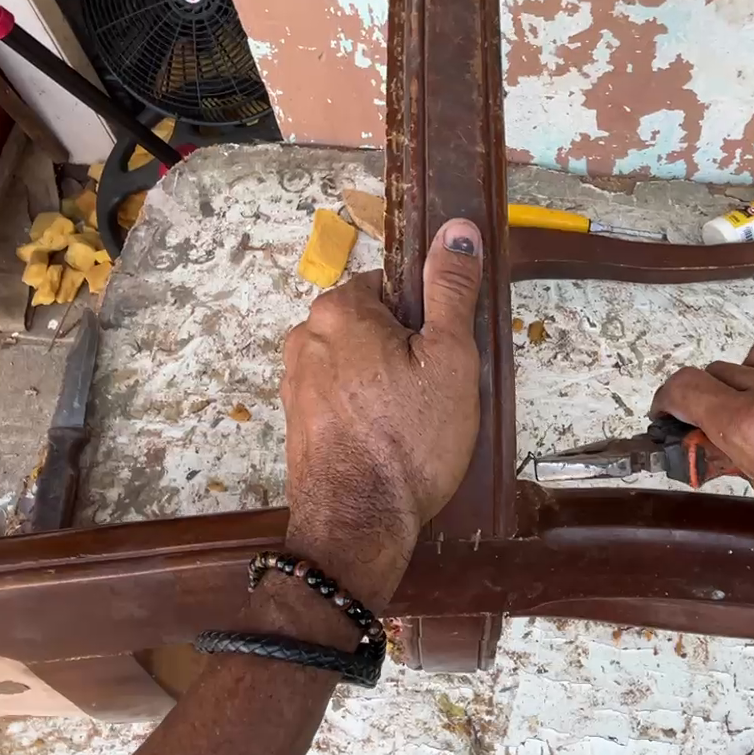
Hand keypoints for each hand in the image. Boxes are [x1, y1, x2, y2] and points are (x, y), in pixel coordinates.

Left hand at [278, 217, 483, 600]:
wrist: (357, 526)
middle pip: (373, 323)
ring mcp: (295, 379)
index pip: (393, 286)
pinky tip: (385, 439)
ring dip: (384, 379)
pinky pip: (340, 393)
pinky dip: (363, 406)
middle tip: (433, 394)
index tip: (440, 356)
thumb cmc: (411, 438)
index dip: (425, 318)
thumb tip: (458, 228)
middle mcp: (305, 335)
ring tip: (411, 422)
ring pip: (357, 360)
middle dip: (404, 349)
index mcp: (340, 309)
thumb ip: (451, 288)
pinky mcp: (295, 418)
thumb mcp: (450, 357)